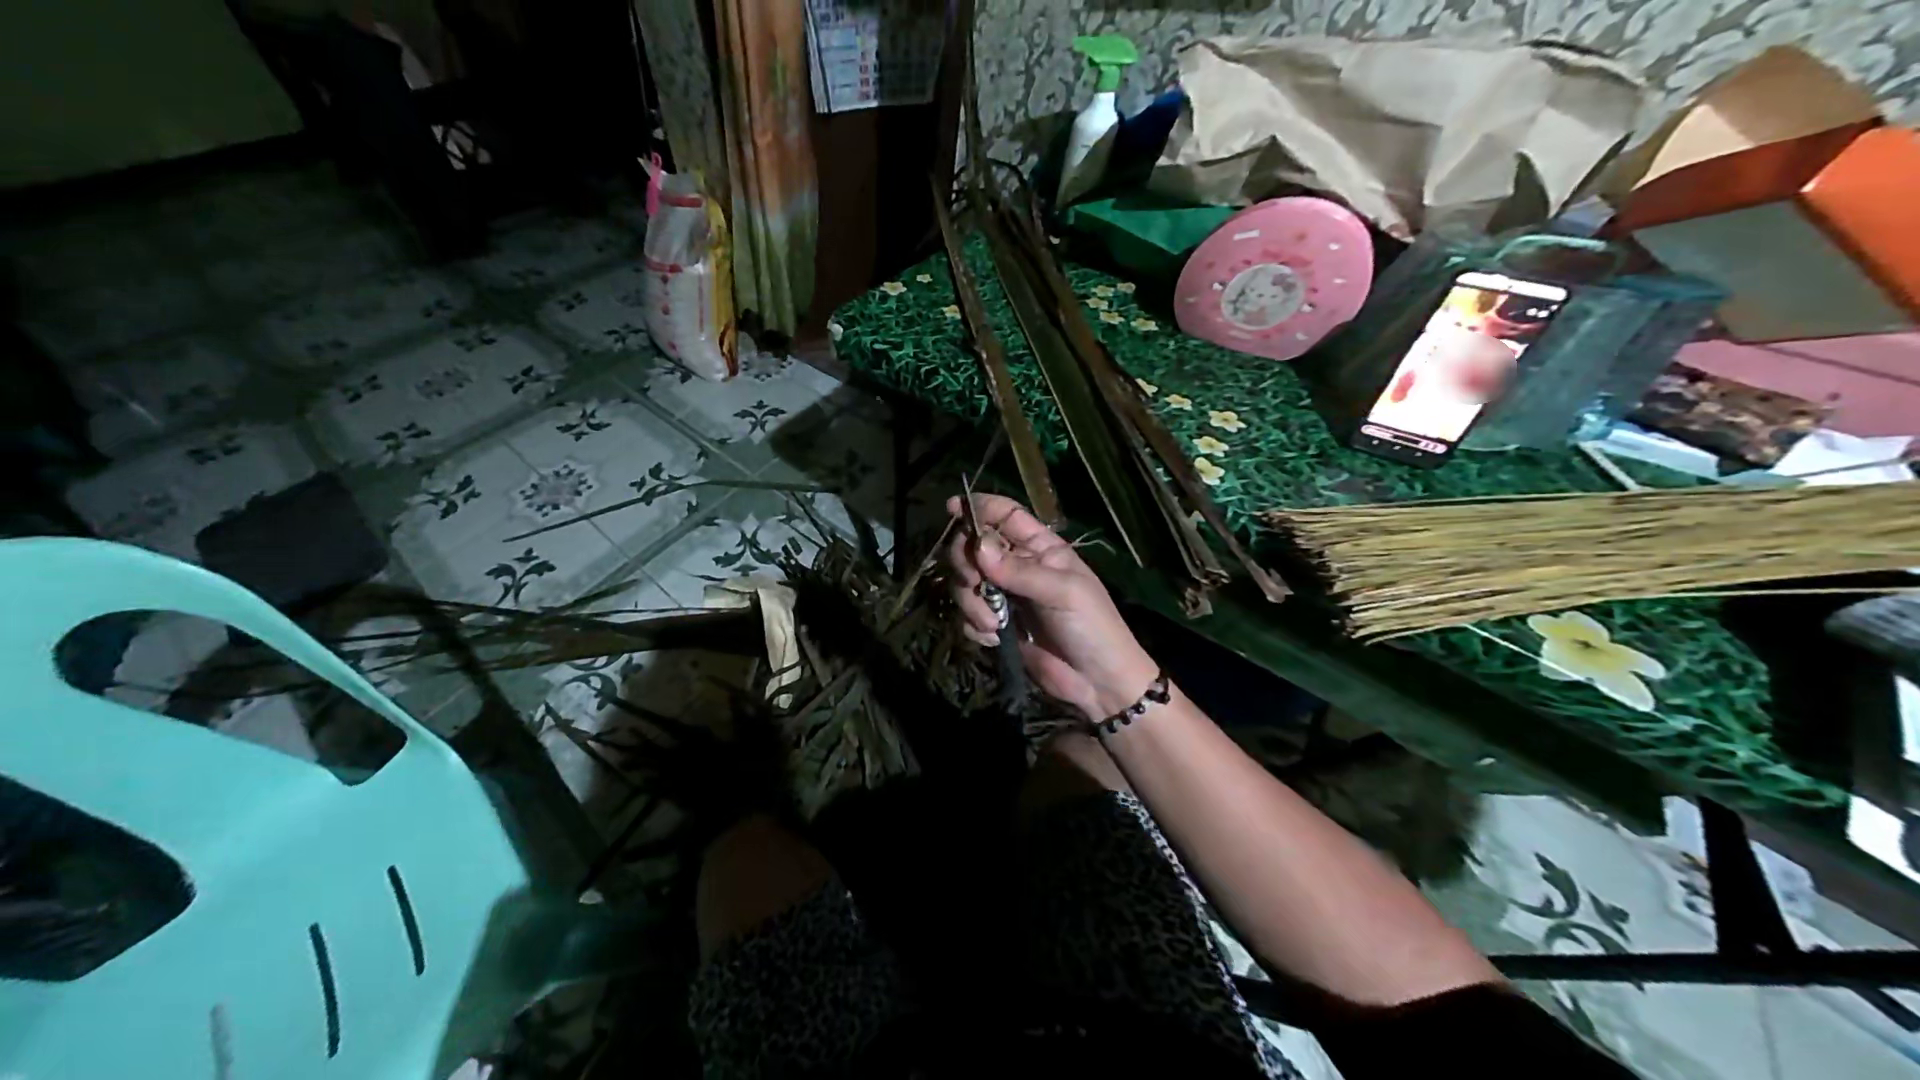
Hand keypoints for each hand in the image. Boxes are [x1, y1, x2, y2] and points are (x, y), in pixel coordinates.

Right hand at [945, 493, 1158, 720]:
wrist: (1097, 683)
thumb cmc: (1092, 627)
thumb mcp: (1063, 592)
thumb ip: (1019, 570)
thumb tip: (977, 546)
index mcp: (1041, 548)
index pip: (1004, 515)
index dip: (978, 508)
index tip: (952, 509)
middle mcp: (1018, 566)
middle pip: (974, 547)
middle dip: (966, 563)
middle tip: (974, 583)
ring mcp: (1005, 596)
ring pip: (965, 583)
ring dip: (971, 602)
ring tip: (994, 624)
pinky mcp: (995, 625)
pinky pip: (967, 616)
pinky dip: (975, 626)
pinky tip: (995, 639)